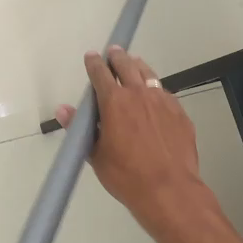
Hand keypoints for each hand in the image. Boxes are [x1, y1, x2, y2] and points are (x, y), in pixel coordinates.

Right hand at [56, 47, 223, 234]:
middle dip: (117, 57)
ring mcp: (163, 102)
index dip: (94, 63)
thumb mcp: (95, 154)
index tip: (92, 56)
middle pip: (126, 66)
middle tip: (113, 52)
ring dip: (138, 67)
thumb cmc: (126, 175)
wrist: (169, 189)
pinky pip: (165, 93)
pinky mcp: (180, 113)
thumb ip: (80, 128)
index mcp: (114, 102)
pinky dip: (156, 88)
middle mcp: (138, 94)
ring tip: (134, 63)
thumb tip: (63, 110)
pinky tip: (155, 95)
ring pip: (148, 75)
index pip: (100, 73)